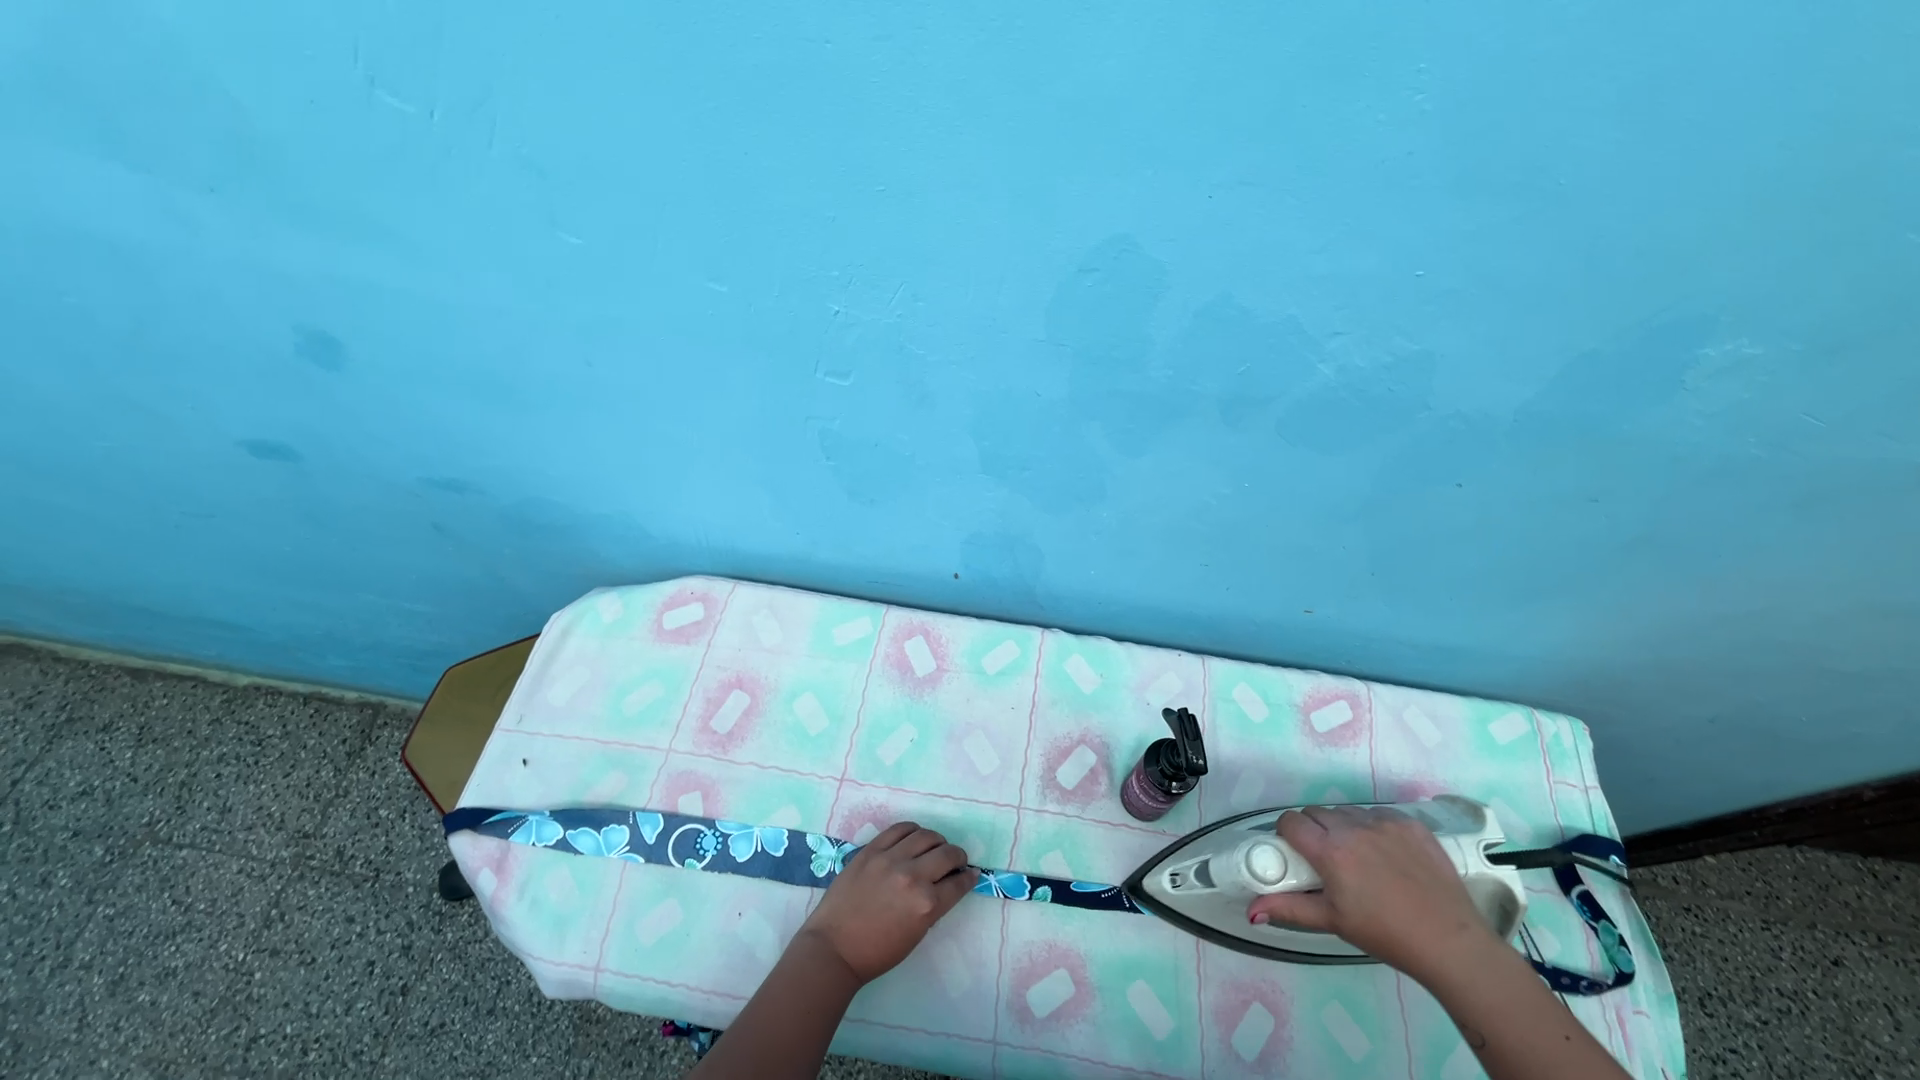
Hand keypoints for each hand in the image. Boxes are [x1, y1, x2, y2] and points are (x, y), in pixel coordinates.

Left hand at [798, 821, 977, 983]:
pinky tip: (914, 838)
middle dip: (957, 857)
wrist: (835, 948)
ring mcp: (890, 860)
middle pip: (947, 854)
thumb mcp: (917, 933)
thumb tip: (948, 885)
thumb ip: (934, 906)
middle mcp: (912, 877)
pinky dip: (913, 831)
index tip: (970, 874)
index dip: (968, 877)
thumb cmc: (877, 951)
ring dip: (937, 841)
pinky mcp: (871, 851)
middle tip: (955, 861)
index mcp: (927, 904)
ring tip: (935, 848)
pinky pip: (899, 829)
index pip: (959, 882)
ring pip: (926, 836)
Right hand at [1245, 805, 1499, 983]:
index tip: (1294, 852)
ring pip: (1347, 811)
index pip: (1290, 821)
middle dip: (1312, 830)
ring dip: (1342, 827)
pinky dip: (1373, 828)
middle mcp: (1354, 828)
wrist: (1450, 942)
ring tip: (1357, 857)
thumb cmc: (1385, 934)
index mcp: (1330, 851)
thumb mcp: (1333, 922)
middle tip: (1324, 859)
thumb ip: (1289, 908)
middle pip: (1316, 812)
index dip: (1286, 834)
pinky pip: (1378, 814)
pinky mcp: (1412, 824)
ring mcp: (1386, 823)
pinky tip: (1385, 854)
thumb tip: (1252, 911)